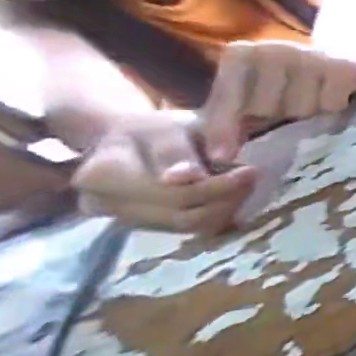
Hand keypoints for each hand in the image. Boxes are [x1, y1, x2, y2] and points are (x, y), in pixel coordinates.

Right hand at [72, 111, 256, 232]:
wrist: (129, 141)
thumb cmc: (154, 129)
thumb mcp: (168, 127)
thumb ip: (174, 150)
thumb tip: (185, 177)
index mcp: (102, 174)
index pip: (168, 192)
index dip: (215, 186)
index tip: (250, 170)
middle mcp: (102, 203)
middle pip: (180, 214)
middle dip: (225, 198)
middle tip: (253, 177)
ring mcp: (121, 218)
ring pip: (186, 225)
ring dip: (224, 208)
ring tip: (245, 184)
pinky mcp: (141, 226)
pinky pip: (186, 229)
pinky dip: (215, 214)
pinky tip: (230, 194)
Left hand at [197, 40, 355, 161]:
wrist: (341, 59)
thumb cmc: (288, 84)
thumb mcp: (250, 98)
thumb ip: (229, 122)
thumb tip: (221, 157)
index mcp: (242, 54)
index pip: (228, 96)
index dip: (223, 127)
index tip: (222, 156)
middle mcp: (276, 49)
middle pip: (265, 108)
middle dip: (276, 117)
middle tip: (287, 109)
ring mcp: (313, 55)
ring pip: (302, 109)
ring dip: (309, 115)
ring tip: (314, 103)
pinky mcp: (346, 67)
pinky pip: (332, 106)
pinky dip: (336, 109)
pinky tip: (338, 97)